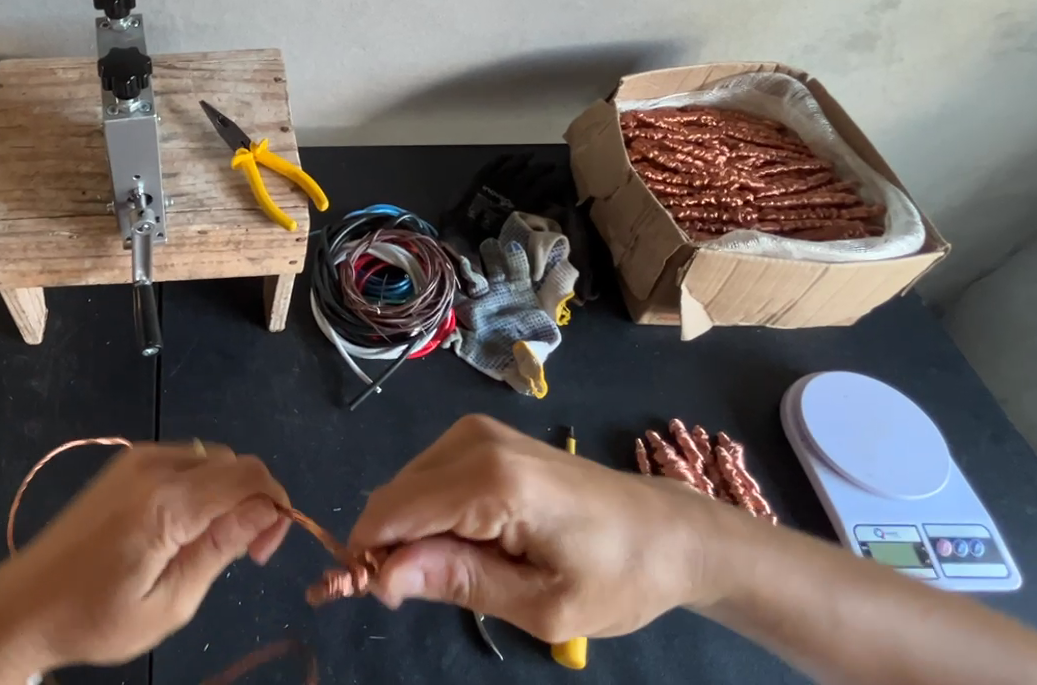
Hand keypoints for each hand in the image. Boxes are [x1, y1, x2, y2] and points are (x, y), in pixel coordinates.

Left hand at [0, 442, 291, 681]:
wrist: (27, 603)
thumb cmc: (96, 617)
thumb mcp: (170, 602)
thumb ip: (220, 548)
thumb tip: (267, 511)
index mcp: (167, 501)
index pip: (248, 474)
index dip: (274, 506)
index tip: (261, 552)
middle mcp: (155, 465)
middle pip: (233, 462)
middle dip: (253, 501)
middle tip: (242, 554)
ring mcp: (138, 459)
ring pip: (211, 458)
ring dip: (226, 493)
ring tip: (209, 545)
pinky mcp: (127, 463)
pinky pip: (184, 461)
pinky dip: (200, 486)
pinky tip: (183, 526)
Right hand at [349, 414, 726, 642]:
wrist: (665, 530)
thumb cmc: (616, 577)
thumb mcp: (541, 605)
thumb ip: (457, 583)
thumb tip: (381, 576)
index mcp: (492, 481)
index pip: (397, 512)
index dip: (371, 553)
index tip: (375, 597)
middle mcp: (472, 440)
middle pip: (394, 495)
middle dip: (391, 544)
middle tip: (428, 594)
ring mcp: (472, 430)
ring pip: (404, 485)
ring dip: (411, 530)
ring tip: (464, 567)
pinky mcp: (476, 433)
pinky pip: (425, 474)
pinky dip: (427, 511)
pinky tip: (467, 537)